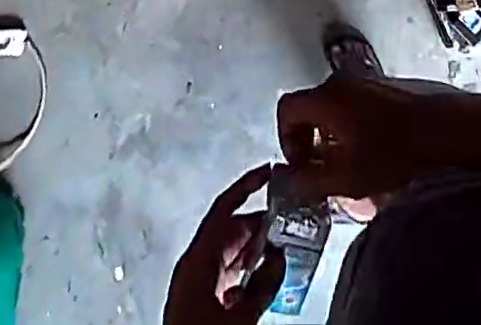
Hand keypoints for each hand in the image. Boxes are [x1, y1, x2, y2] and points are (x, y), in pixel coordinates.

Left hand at [165, 166, 284, 324]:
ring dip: (253, 250)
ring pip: (228, 254)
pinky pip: (224, 276)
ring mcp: (194, 286)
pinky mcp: (198, 305)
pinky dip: (244, 273)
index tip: (269, 171)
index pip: (223, 209)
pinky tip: (260, 283)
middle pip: (228, 231)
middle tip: (287, 219)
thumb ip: (263, 285)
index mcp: (197, 259)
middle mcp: (193, 265)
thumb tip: (280, 254)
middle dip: (258, 224)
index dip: (246, 186)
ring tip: (281, 249)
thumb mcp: (240, 319)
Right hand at [277, 75, 463, 198]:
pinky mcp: (383, 87)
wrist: (441, 131)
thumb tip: (289, 181)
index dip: (286, 139)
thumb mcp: (346, 177)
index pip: (287, 109)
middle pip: (310, 107)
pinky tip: (371, 151)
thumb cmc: (396, 150)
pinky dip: (352, 126)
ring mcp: (365, 81)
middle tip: (322, 167)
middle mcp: (343, 82)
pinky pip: (355, 104)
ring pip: (333, 107)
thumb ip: (308, 181)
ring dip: (332, 135)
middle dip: (310, 141)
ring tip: (349, 163)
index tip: (300, 162)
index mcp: (327, 98)